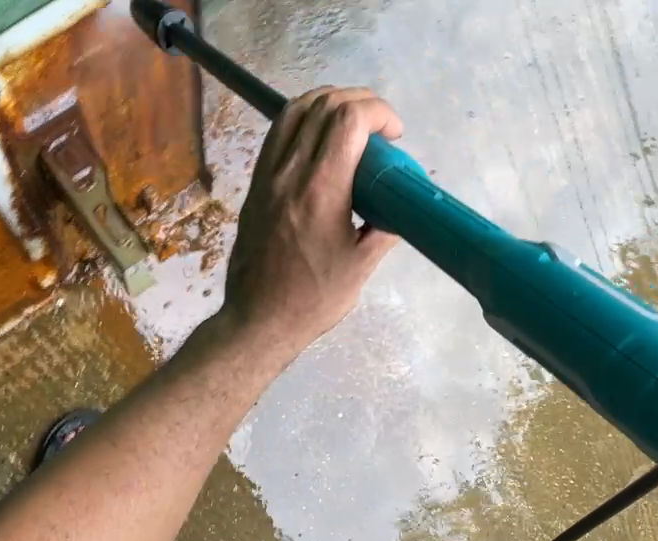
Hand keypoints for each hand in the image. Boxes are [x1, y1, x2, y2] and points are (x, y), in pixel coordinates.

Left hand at [220, 87, 403, 355]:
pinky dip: (302, 122)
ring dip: (327, 104)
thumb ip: (385, 229)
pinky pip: (277, 135)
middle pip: (323, 104)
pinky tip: (318, 142)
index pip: (348, 119)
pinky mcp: (255, 187)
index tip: (394, 134)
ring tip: (349, 125)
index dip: (378, 112)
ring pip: (294, 111)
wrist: (258, 321)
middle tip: (378, 129)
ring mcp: (267, 177)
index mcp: (321, 191)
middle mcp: (290, 174)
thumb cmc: (312, 300)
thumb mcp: (360, 267)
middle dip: (359, 102)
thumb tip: (402, 207)